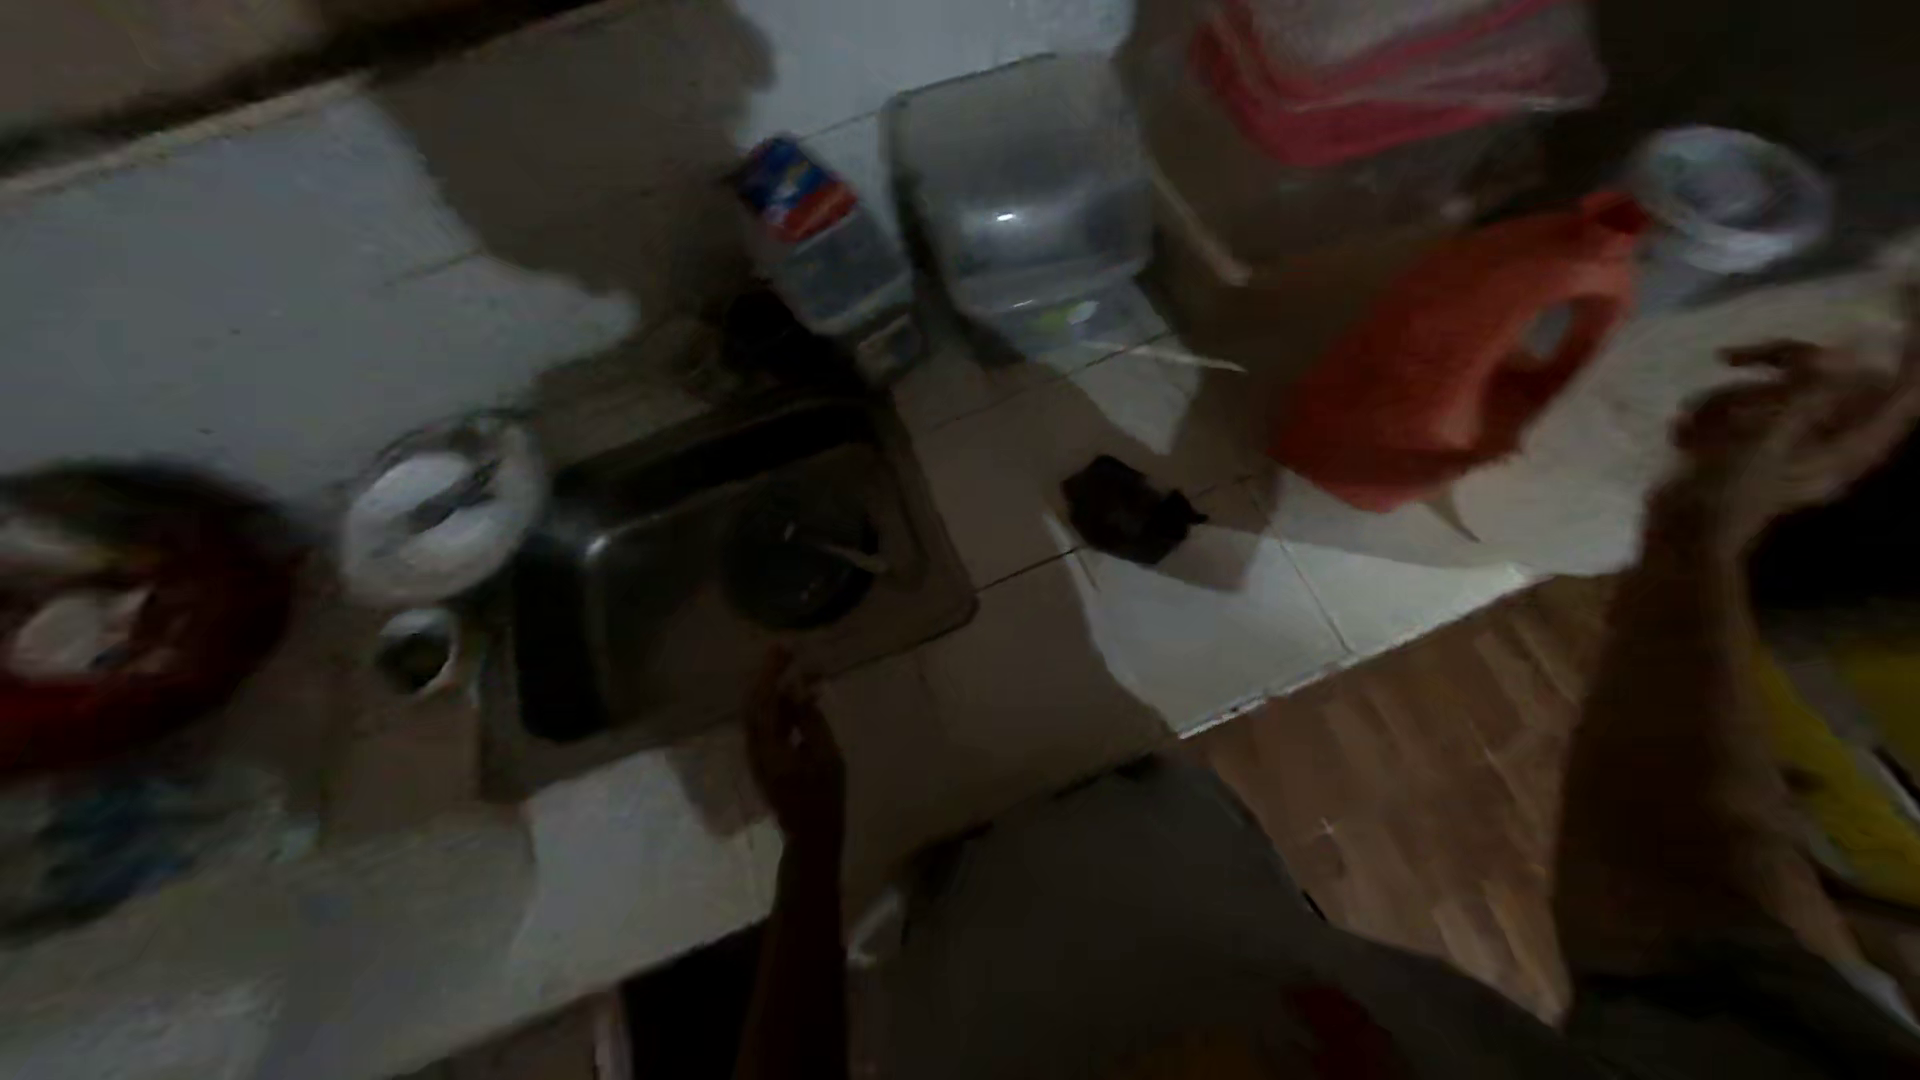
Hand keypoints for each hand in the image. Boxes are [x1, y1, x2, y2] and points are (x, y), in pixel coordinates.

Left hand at [745, 648, 844, 853]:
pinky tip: (797, 697)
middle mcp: (755, 748)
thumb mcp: (827, 756)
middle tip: (786, 653)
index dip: (770, 672)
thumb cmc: (824, 797)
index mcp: (769, 748)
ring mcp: (757, 754)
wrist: (810, 834)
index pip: (763, 701)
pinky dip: (777, 704)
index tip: (784, 649)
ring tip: (793, 668)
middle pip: (753, 702)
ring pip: (757, 711)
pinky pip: (766, 723)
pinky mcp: (764, 758)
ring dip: (771, 688)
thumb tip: (798, 690)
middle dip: (767, 675)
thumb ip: (810, 721)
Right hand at [1661, 285, 1919, 549]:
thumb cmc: (1722, 497)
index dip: (1909, 335)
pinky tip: (1683, 441)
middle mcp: (1831, 435)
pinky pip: (1733, 414)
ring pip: (1767, 393)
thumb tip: (1834, 355)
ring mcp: (1785, 442)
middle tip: (1728, 355)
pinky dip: (1703, 421)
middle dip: (1773, 365)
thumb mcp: (1760, 446)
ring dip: (1723, 403)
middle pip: (1823, 375)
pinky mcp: (1744, 448)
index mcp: (1855, 438)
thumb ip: (1801, 400)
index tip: (1896, 291)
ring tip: (1689, 431)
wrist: (1678, 537)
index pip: (1906, 378)